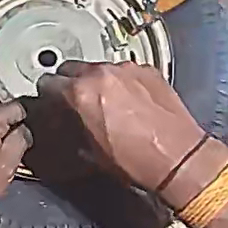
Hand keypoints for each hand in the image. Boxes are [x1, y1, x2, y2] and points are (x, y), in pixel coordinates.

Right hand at [35, 62, 208, 193]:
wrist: (178, 157)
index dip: (49, 94)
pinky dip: (125, 82)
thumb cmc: (138, 159)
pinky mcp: (148, 70)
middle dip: (72, 82)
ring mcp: (128, 69)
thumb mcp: (92, 150)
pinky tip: (132, 101)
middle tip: (78, 100)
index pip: (50, 82)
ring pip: (101, 68)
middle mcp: (103, 74)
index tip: (52, 100)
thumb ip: (76, 125)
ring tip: (110, 103)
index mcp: (82, 92)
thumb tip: (73, 120)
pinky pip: (127, 71)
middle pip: (73, 68)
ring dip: (100, 81)